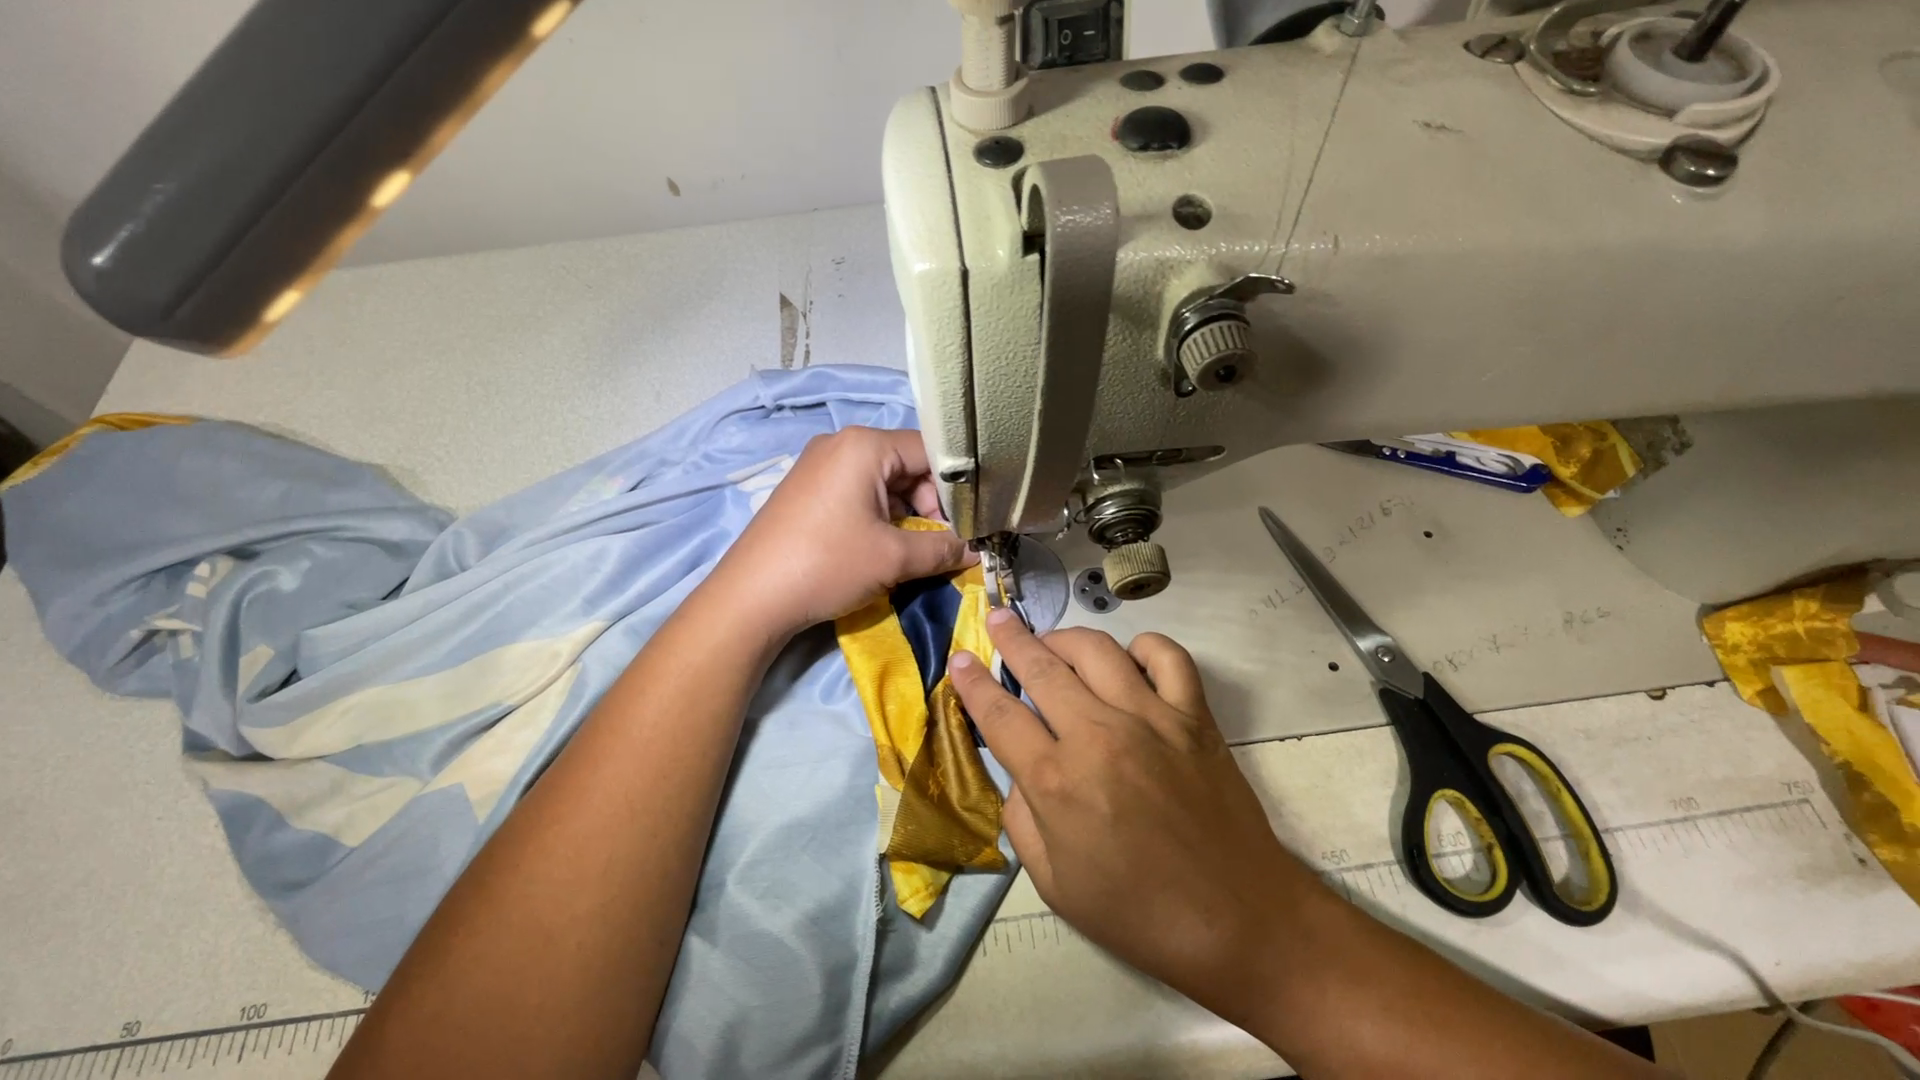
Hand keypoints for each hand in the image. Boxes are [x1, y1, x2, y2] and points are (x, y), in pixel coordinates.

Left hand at [705, 427, 973, 640]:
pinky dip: (880, 517)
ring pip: (885, 482)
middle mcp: (841, 444)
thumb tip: (977, 550)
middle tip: (944, 542)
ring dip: (908, 515)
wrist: (750, 598)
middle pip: (908, 465)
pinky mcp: (808, 490)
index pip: (931, 450)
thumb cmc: (827, 565)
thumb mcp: (894, 558)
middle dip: (932, 504)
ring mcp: (820, 466)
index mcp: (864, 445)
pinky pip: (859, 493)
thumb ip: (943, 549)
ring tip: (915, 552)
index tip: (973, 520)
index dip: (958, 485)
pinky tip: (884, 549)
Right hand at [949, 612, 1323, 1021]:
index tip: (960, 659)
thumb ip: (1022, 821)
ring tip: (1051, 641)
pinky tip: (1128, 658)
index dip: (972, 683)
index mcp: (1056, 781)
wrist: (1237, 921)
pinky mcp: (1195, 717)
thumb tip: (1019, 774)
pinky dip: (1144, 646)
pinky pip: (1168, 657)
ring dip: (1065, 637)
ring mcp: (1152, 719)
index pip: (999, 715)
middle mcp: (1098, 735)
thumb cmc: (1138, 914)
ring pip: (1097, 650)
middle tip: (998, 619)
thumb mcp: (1054, 885)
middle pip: (1042, 667)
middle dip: (1012, 638)